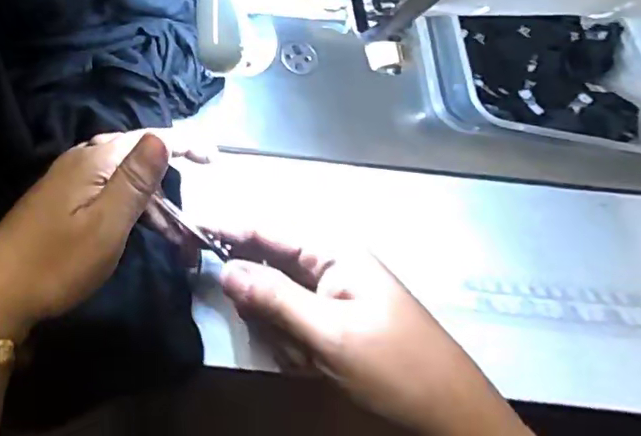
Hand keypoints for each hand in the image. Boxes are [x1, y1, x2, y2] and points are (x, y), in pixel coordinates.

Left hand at [0, 130, 207, 340]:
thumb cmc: (57, 262)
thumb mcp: (106, 224)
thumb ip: (136, 179)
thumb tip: (162, 136)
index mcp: (96, 157)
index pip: (150, 138)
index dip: (184, 144)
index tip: (213, 157)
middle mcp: (82, 157)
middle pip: (137, 156)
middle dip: (169, 182)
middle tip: (193, 215)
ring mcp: (68, 178)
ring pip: (123, 176)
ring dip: (152, 201)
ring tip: (174, 234)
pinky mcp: (60, 198)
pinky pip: (107, 189)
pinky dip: (130, 206)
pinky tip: (137, 226)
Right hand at [212, 227, 527, 435]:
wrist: (450, 412)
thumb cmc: (394, 365)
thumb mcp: (330, 335)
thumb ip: (275, 298)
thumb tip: (225, 269)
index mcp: (331, 248)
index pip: (267, 227)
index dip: (229, 228)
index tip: (189, 231)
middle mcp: (328, 260)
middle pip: (269, 266)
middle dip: (266, 306)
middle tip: (287, 342)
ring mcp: (332, 290)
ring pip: (278, 301)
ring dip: (284, 335)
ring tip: (312, 362)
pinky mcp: (334, 319)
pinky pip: (295, 323)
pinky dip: (296, 347)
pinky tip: (317, 369)